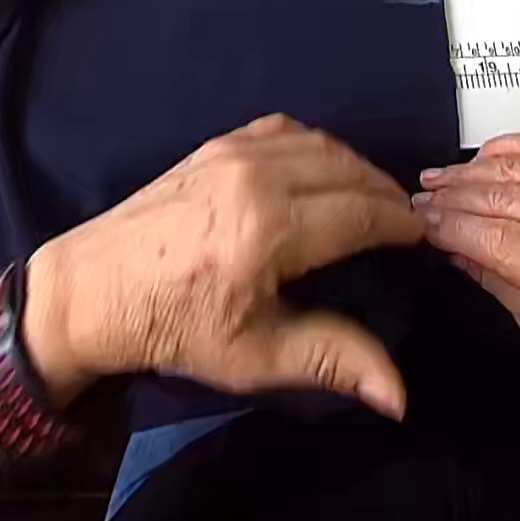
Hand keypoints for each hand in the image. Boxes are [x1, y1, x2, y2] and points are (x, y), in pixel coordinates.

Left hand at [25, 115, 421, 417]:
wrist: (97, 284)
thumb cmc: (174, 325)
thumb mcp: (253, 356)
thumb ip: (331, 358)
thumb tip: (401, 392)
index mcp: (271, 226)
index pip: (360, 213)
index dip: (399, 224)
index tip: (422, 237)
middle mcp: (256, 175)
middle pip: (345, 169)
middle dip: (383, 191)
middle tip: (402, 220)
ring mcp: (231, 151)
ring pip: (316, 142)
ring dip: (352, 165)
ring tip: (368, 195)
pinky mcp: (212, 144)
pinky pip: (279, 128)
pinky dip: (312, 143)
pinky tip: (316, 167)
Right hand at [412, 133, 519, 403]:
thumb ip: (491, 277)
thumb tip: (447, 241)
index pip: (497, 239)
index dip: (449, 225)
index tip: (421, 223)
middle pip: (500, 198)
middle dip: (450, 197)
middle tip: (422, 201)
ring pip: (512, 169)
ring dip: (466, 172)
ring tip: (439, 180)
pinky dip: (499, 150)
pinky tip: (476, 161)